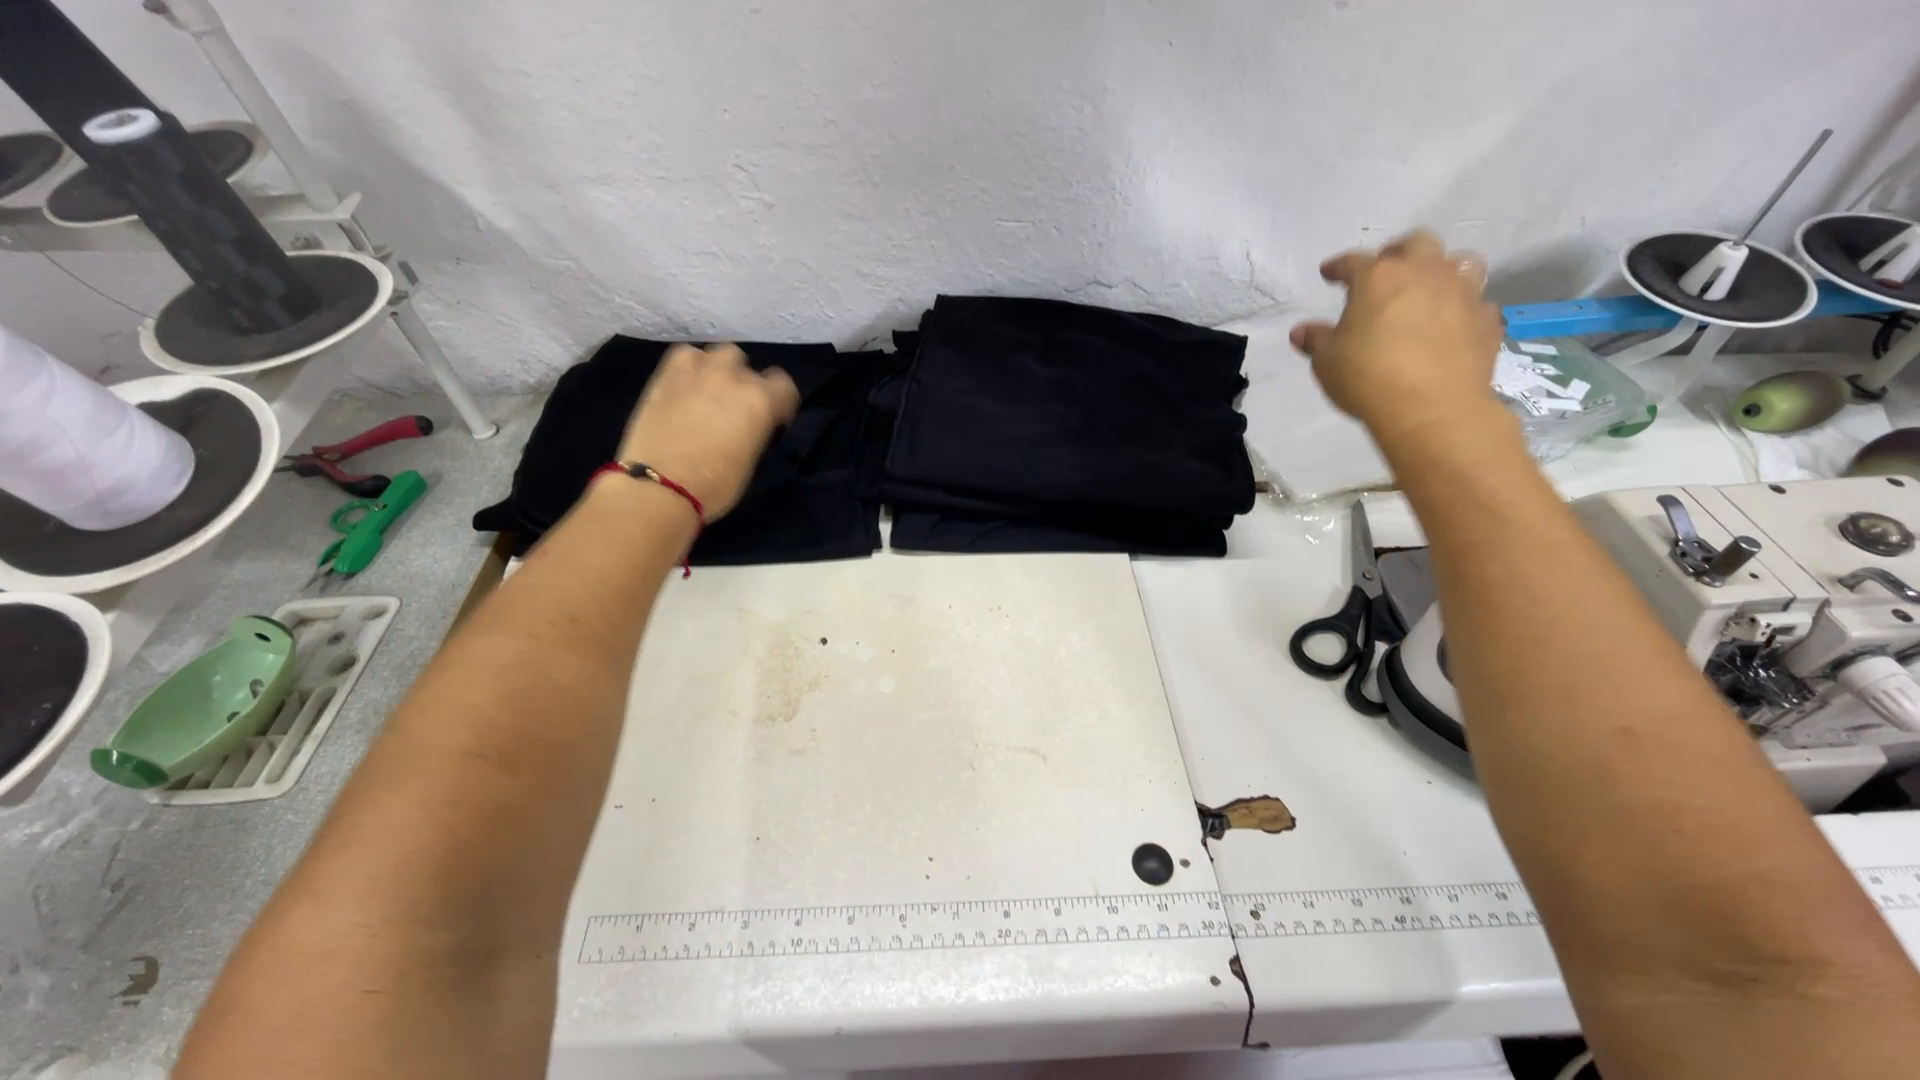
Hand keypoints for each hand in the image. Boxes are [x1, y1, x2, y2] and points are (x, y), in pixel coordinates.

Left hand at [614, 344, 800, 519]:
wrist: (660, 487)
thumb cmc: (714, 486)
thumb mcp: (750, 461)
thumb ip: (755, 431)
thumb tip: (750, 426)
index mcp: (761, 401)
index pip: (784, 385)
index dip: (781, 403)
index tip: (772, 421)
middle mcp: (734, 377)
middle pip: (750, 367)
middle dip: (748, 385)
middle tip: (736, 410)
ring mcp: (699, 371)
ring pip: (721, 353)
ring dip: (722, 370)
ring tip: (711, 392)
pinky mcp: (667, 373)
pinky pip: (687, 354)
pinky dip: (692, 366)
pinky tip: (688, 385)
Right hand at [1289, 229, 1505, 442]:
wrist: (1432, 409)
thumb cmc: (1369, 378)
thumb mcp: (1327, 362)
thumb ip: (1316, 341)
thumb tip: (1301, 332)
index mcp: (1378, 278)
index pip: (1353, 261)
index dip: (1338, 267)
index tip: (1329, 274)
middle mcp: (1424, 273)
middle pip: (1417, 243)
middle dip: (1399, 252)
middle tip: (1387, 270)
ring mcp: (1462, 293)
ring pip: (1461, 262)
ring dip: (1444, 270)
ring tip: (1431, 289)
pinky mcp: (1486, 319)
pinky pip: (1477, 302)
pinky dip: (1464, 308)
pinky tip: (1454, 324)